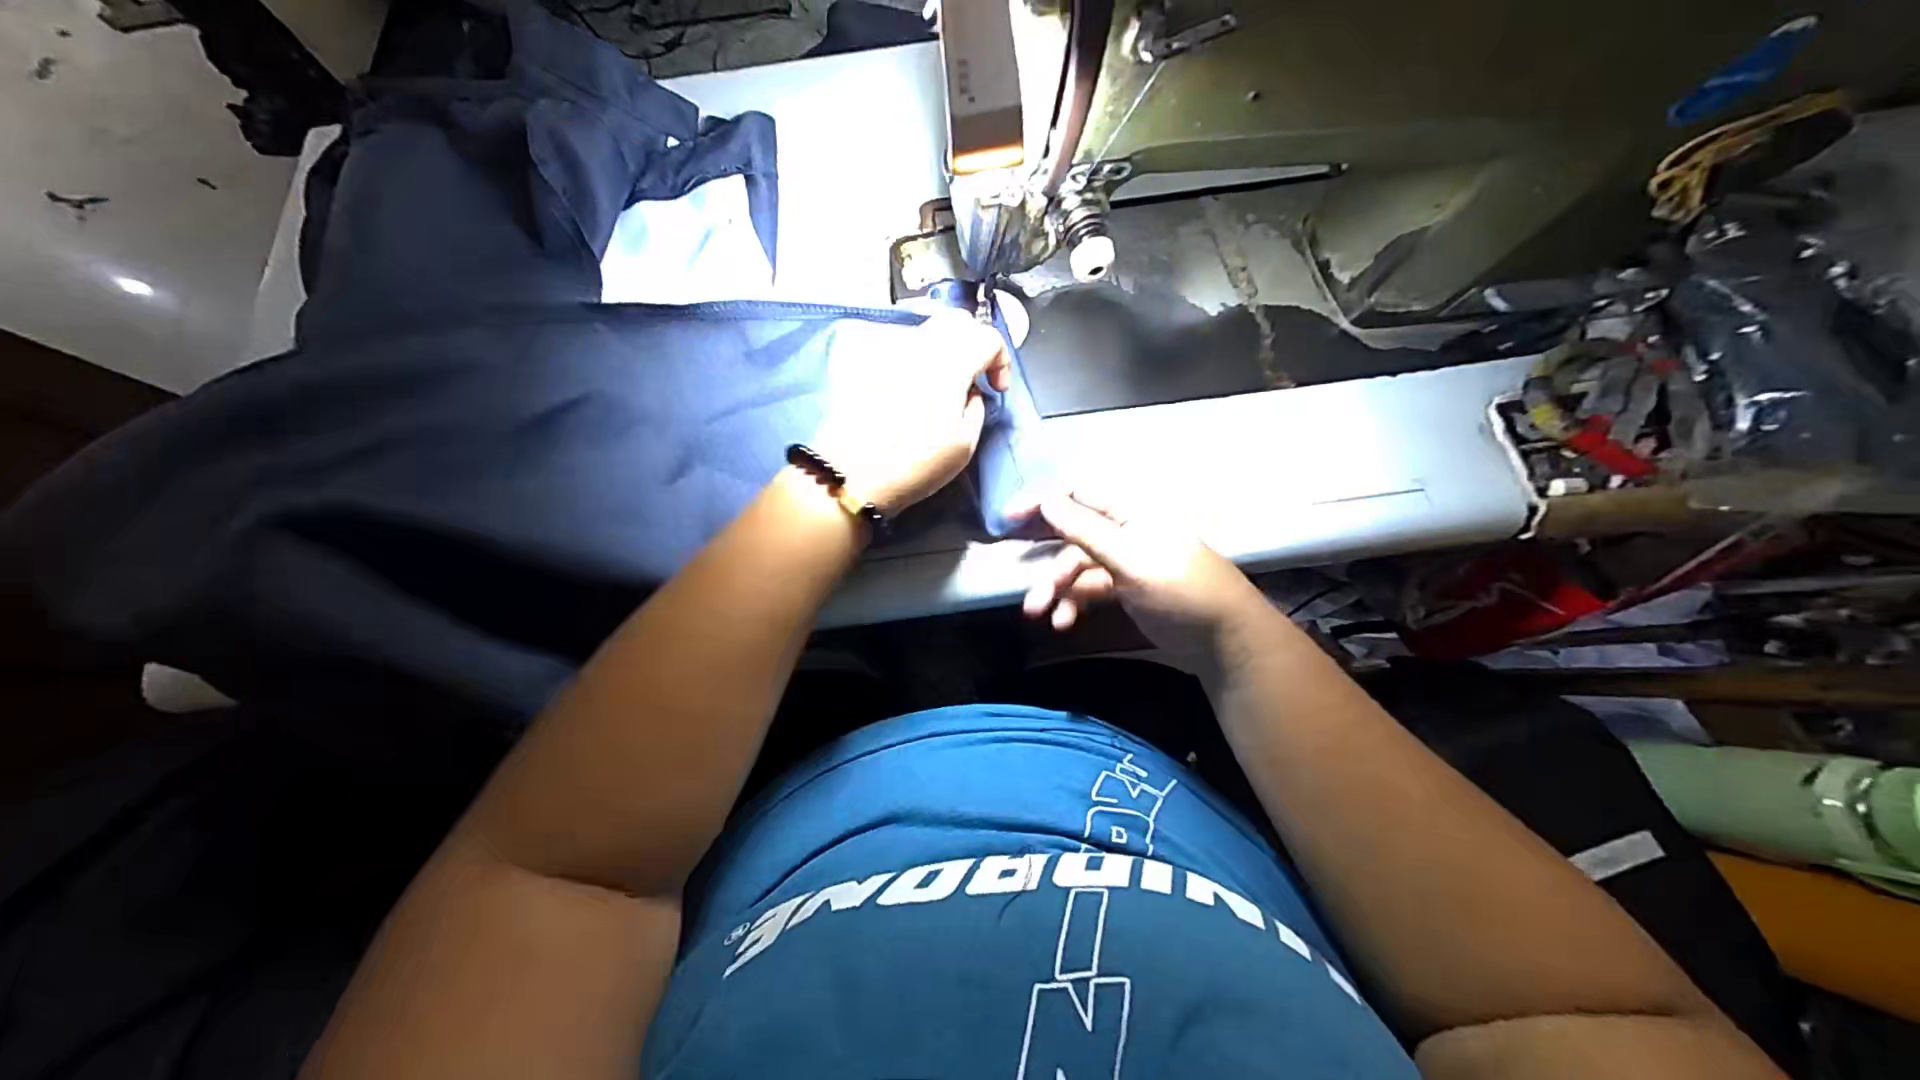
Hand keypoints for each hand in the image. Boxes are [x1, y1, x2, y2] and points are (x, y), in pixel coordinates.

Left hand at [812, 313, 1010, 514]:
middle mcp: (919, 345)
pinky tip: (913, 392)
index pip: (988, 337)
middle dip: (973, 344)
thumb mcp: (965, 444)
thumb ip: (976, 407)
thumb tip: (970, 393)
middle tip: (974, 376)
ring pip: (926, 333)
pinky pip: (900, 350)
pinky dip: (915, 362)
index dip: (1000, 360)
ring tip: (943, 387)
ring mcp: (889, 351)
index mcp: (950, 361)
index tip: (995, 388)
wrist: (851, 472)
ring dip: (943, 352)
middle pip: (956, 322)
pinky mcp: (866, 364)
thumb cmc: (913, 463)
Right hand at [1021, 491, 1272, 675]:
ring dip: (1057, 590)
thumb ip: (1085, 530)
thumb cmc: (1180, 588)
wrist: (1223, 639)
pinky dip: (1074, 603)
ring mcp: (1125, 562)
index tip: (1009, 520)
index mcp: (1131, 512)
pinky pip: (1090, 590)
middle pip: (1073, 536)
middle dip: (1049, 564)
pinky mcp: (1126, 589)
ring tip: (1041, 615)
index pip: (1078, 496)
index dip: (1043, 504)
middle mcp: (1125, 531)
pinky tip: (1064, 623)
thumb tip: (1047, 501)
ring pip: (1078, 569)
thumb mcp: (1129, 558)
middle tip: (1026, 588)